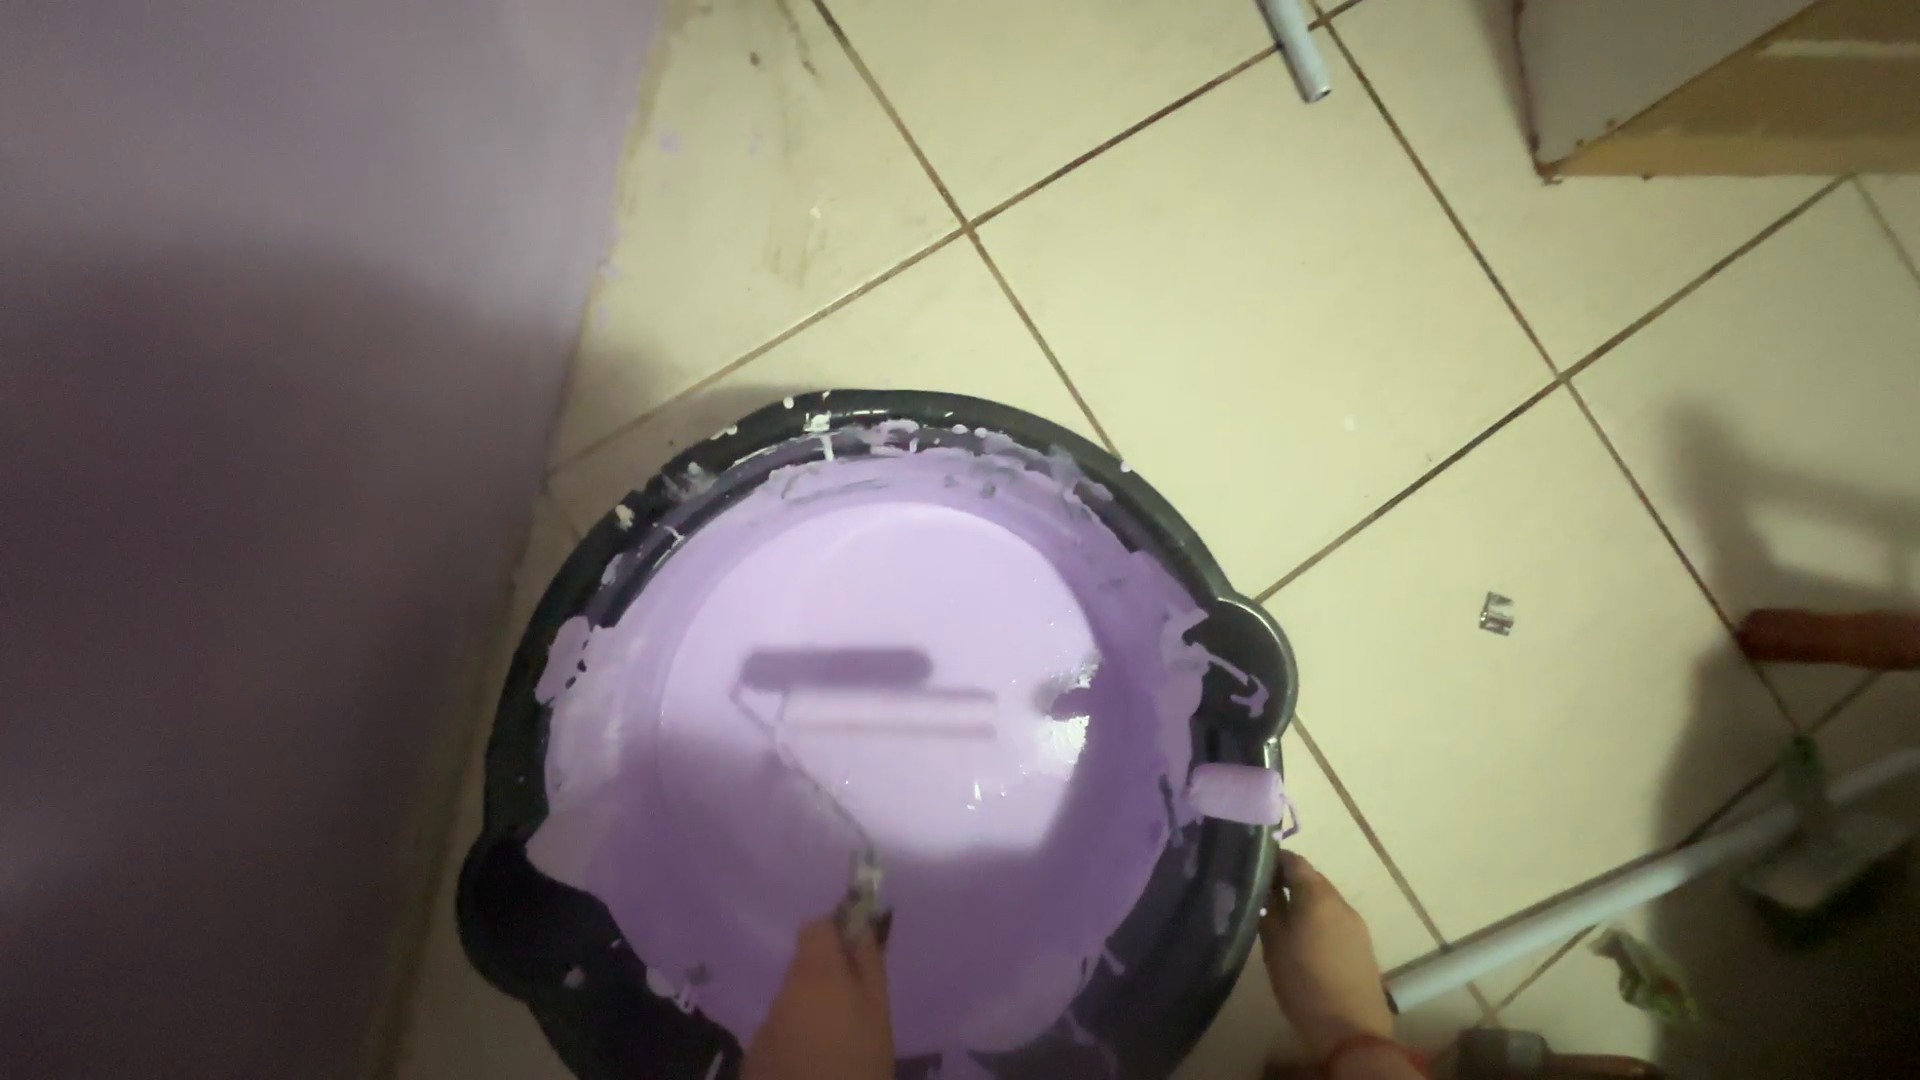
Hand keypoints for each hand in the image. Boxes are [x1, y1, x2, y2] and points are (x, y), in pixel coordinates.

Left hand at [743, 916, 893, 1079]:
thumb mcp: (879, 1012)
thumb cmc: (860, 1064)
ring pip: (790, 998)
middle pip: (802, 963)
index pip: (816, 926)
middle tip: (849, 1005)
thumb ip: (869, 963)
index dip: (835, 933)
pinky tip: (810, 1063)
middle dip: (824, 974)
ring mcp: (764, 1026)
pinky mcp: (752, 1058)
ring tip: (831, 1040)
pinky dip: (792, 1037)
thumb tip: (862, 926)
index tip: (853, 953)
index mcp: (816, 973)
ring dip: (808, 1007)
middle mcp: (783, 991)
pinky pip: (777, 1030)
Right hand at [1258, 851, 1393, 1059]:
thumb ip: (1267, 906)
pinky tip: (1304, 939)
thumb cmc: (1304, 982)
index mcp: (1317, 895)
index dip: (1272, 859)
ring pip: (1324, 900)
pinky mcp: (1364, 946)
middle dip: (1287, 881)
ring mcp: (1356, 925)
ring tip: (1281, 919)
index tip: (1252, 869)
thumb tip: (1261, 884)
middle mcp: (1340, 902)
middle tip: (1262, 895)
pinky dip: (1318, 919)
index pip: (1294, 859)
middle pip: (1311, 878)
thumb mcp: (1273, 942)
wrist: (1352, 1032)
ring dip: (1304, 902)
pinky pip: (1335, 919)